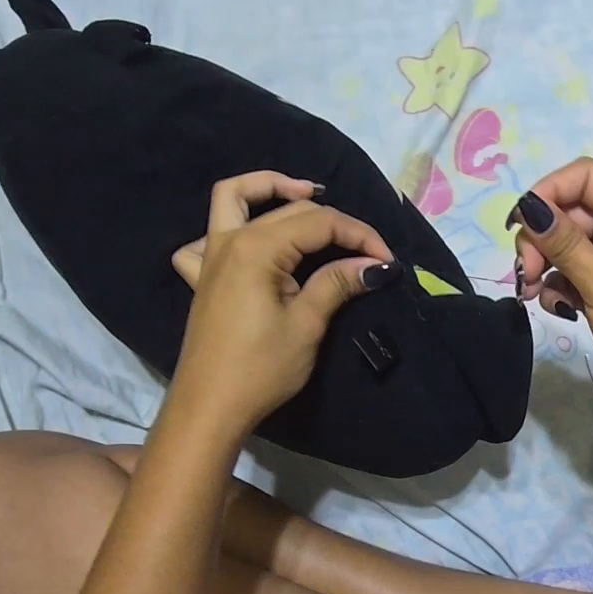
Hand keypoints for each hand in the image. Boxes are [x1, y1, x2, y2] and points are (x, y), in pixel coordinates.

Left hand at [167, 171, 399, 436]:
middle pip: (288, 209)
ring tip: (304, 194)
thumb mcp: (307, 324)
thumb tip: (375, 264)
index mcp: (257, 248)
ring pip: (234, 198)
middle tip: (367, 250)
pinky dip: (228, 228)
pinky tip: (247, 244)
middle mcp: (229, 239)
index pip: (319, 223)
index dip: (359, 236)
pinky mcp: (204, 278)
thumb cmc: (262, 367)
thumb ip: (336, 284)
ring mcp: (211, 256)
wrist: (212, 405)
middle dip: (333, 222)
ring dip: (268, 188)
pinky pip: (206, 238)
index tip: (388, 261)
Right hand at [512, 158, 592, 414]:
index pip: (583, 177)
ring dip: (542, 264)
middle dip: (540, 238)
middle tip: (526, 274)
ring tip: (533, 293)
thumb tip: (527, 205)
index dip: (548, 191)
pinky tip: (556, 309)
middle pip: (567, 211)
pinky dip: (555, 285)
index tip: (519, 225)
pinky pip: (567, 271)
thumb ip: (564, 244)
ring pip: (562, 243)